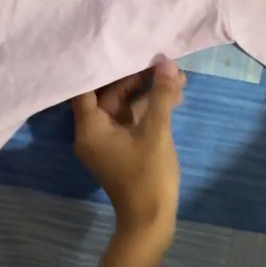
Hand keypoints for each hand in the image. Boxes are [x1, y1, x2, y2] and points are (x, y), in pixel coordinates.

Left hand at [72, 57, 185, 235]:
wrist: (151, 221)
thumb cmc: (147, 175)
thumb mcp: (156, 131)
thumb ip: (160, 95)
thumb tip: (166, 62)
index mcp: (90, 127)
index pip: (87, 87)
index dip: (101, 67)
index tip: (117, 46)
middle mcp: (94, 132)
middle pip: (110, 94)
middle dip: (138, 78)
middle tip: (162, 60)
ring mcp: (110, 141)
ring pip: (126, 107)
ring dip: (149, 92)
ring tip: (178, 76)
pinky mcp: (125, 148)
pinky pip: (134, 120)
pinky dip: (151, 108)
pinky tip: (176, 94)